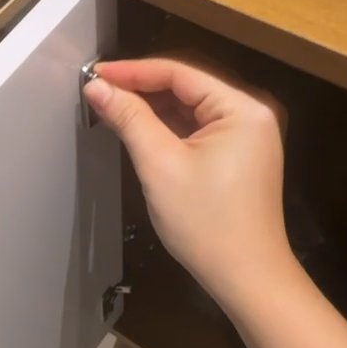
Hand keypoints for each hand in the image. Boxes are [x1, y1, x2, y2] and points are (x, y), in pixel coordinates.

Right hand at [84, 58, 292, 311]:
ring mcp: (248, 137)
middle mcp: (251, 114)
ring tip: (111, 109)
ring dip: (152, 109)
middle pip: (187, 87)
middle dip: (142, 88)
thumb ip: (129, 119)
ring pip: (191, 109)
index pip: (181, 72)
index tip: (95, 74)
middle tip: (98, 90)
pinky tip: (139, 132)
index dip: (134, 71)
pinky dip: (168, 129)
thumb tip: (98, 86)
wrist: (245, 276)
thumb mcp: (160, 165)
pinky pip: (198, 130)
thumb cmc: (206, 222)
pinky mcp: (239, 158)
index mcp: (242, 108)